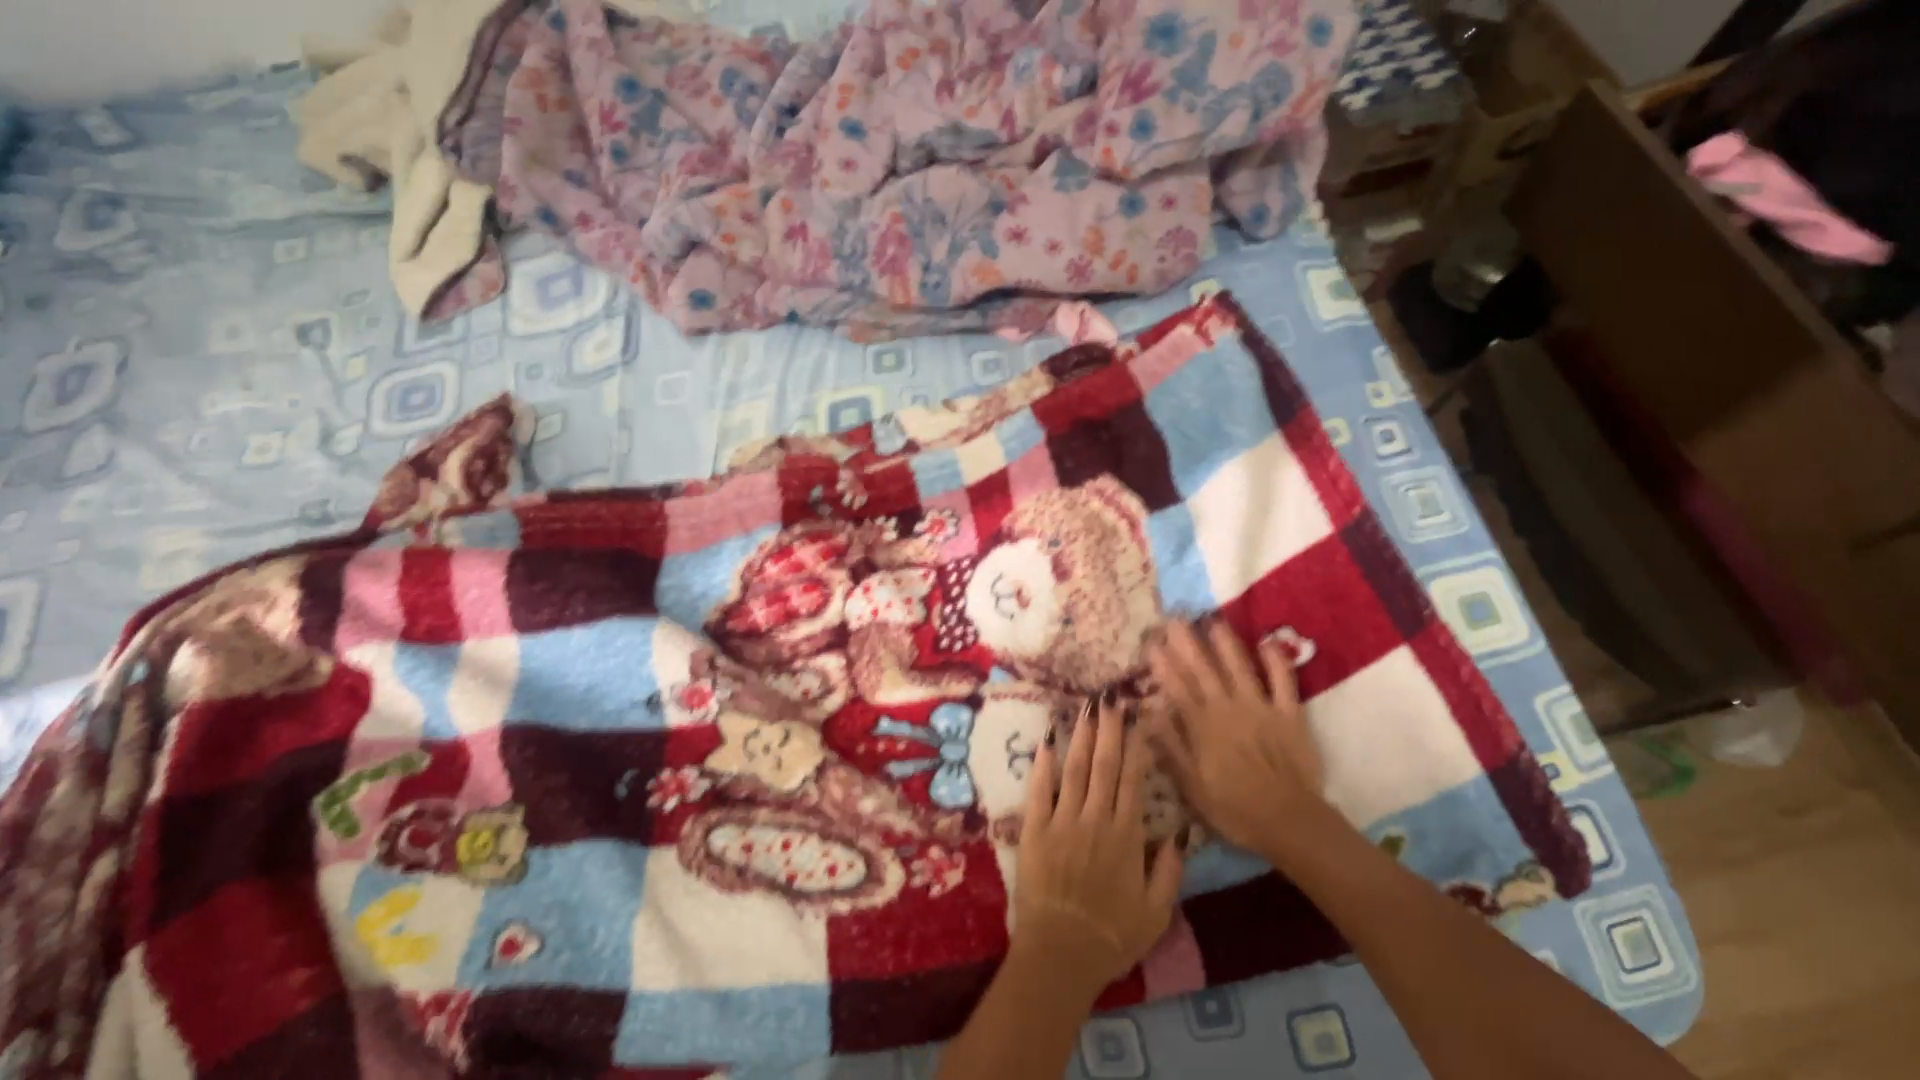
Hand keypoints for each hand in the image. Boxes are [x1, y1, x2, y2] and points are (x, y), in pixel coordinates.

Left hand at [1012, 698, 1183, 995]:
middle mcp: (1096, 819)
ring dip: (1081, 736)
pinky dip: (1043, 763)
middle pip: (1104, 765)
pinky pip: (1039, 790)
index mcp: (1127, 835)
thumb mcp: (1156, 911)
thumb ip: (1170, 869)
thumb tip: (1181, 831)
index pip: (1133, 779)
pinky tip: (1047, 738)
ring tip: (1086, 707)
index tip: (1139, 717)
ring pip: (1074, 769)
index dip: (1136, 745)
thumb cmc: (1112, 937)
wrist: (1061, 954)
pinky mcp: (1034, 831)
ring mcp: (1062, 822)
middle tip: (1111, 698)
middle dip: (1109, 729)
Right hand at [1145, 620, 1325, 854]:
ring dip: (1225, 643)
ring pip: (1239, 668)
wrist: (1289, 821)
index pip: (1177, 688)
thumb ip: (1170, 747)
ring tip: (1212, 620)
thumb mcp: (1191, 786)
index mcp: (1202, 727)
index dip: (1163, 664)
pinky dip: (1276, 660)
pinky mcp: (1290, 714)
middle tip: (1174, 619)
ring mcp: (1261, 708)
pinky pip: (1284, 681)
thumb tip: (1148, 712)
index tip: (1150, 643)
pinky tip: (1267, 642)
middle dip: (1187, 644)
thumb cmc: (1234, 809)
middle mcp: (1228, 709)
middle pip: (1204, 670)